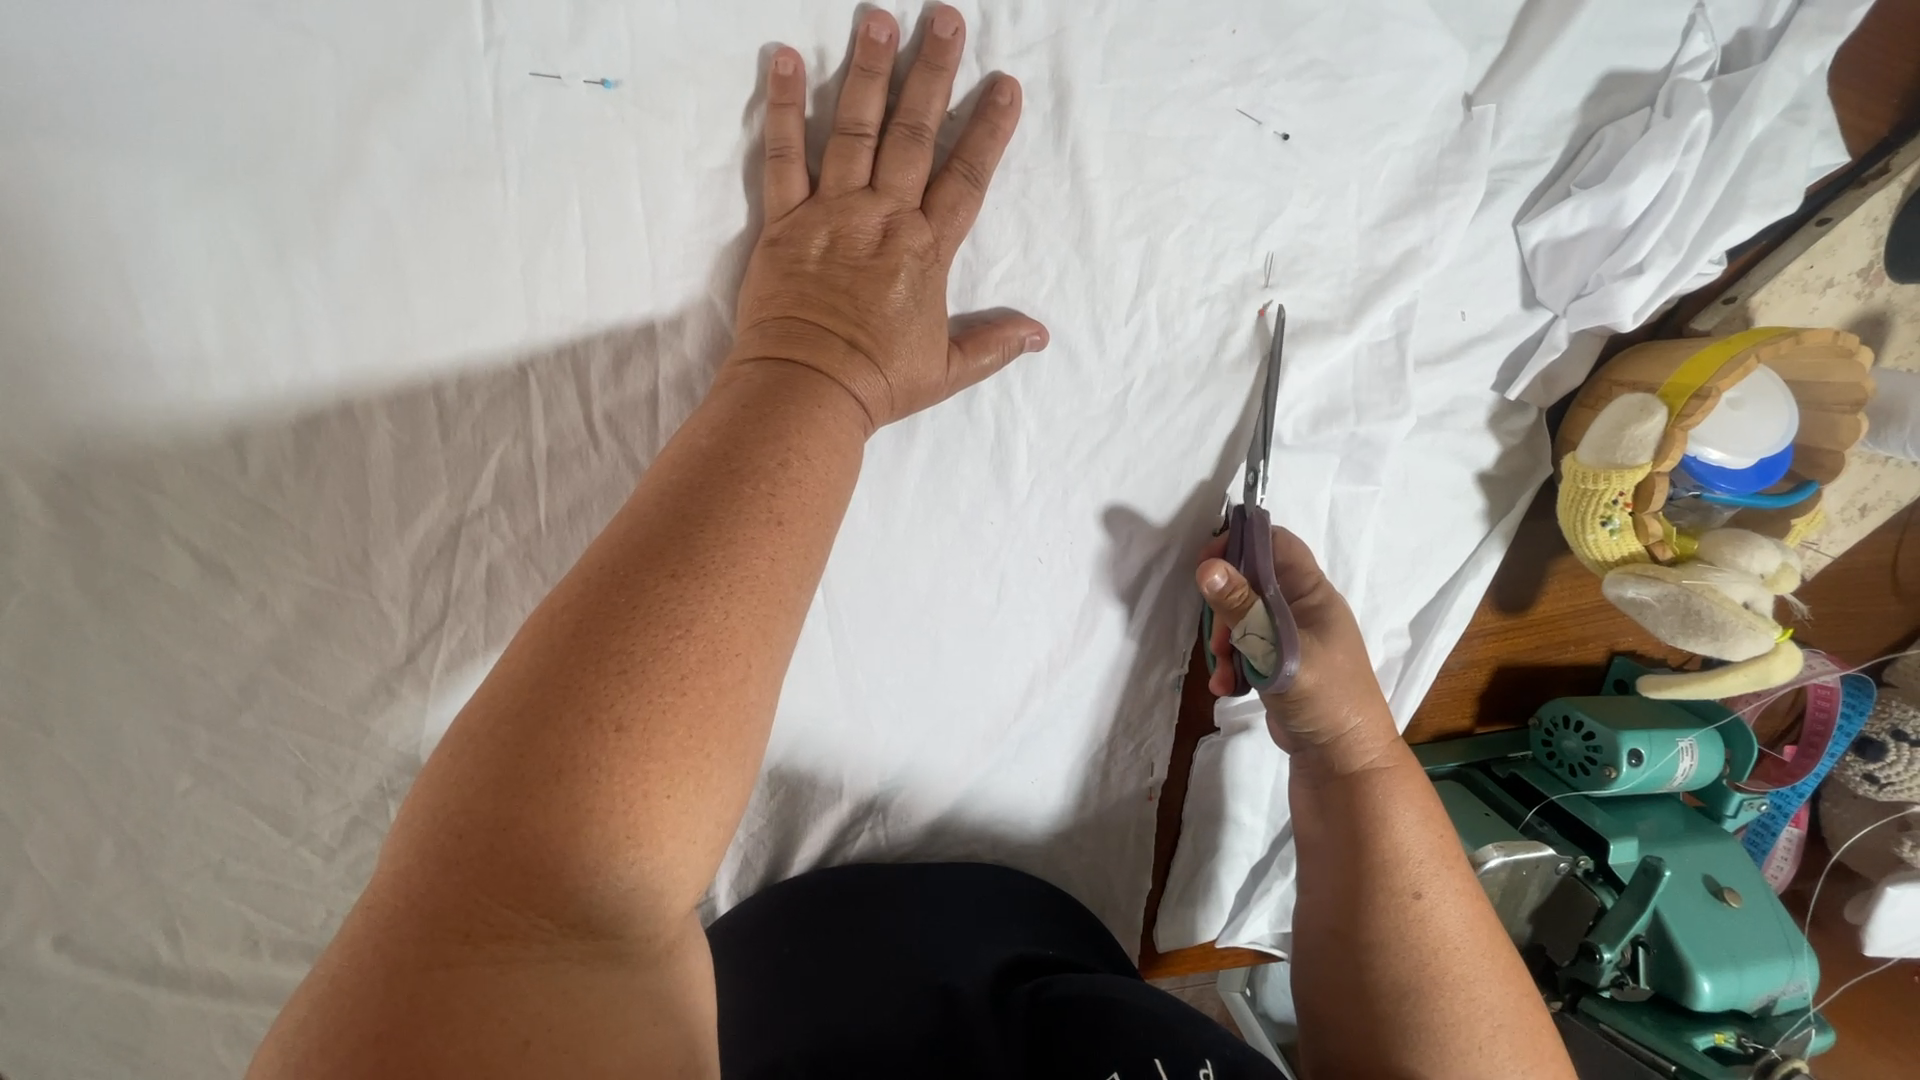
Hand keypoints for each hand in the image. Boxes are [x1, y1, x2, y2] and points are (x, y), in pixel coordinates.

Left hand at [726, 6, 1047, 432]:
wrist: (807, 391)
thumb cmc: (877, 383)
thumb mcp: (947, 370)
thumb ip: (993, 345)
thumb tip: (1040, 336)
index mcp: (924, 251)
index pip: (965, 179)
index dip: (988, 131)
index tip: (1005, 86)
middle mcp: (882, 218)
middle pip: (912, 135)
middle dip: (932, 74)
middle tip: (945, 18)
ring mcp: (831, 214)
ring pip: (852, 130)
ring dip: (867, 71)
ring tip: (878, 18)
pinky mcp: (783, 223)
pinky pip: (781, 157)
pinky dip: (783, 108)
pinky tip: (785, 60)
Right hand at [1196, 528, 1400, 772]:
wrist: (1343, 760)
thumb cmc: (1323, 697)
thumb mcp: (1277, 649)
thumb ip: (1242, 608)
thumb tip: (1208, 566)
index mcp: (1313, 594)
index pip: (1276, 543)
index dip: (1240, 543)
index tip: (1205, 565)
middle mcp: (1302, 609)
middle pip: (1250, 582)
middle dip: (1224, 608)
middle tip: (1219, 639)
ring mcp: (1290, 636)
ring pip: (1242, 617)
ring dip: (1225, 642)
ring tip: (1225, 671)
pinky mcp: (1278, 662)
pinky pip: (1244, 648)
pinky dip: (1231, 664)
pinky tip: (1227, 686)